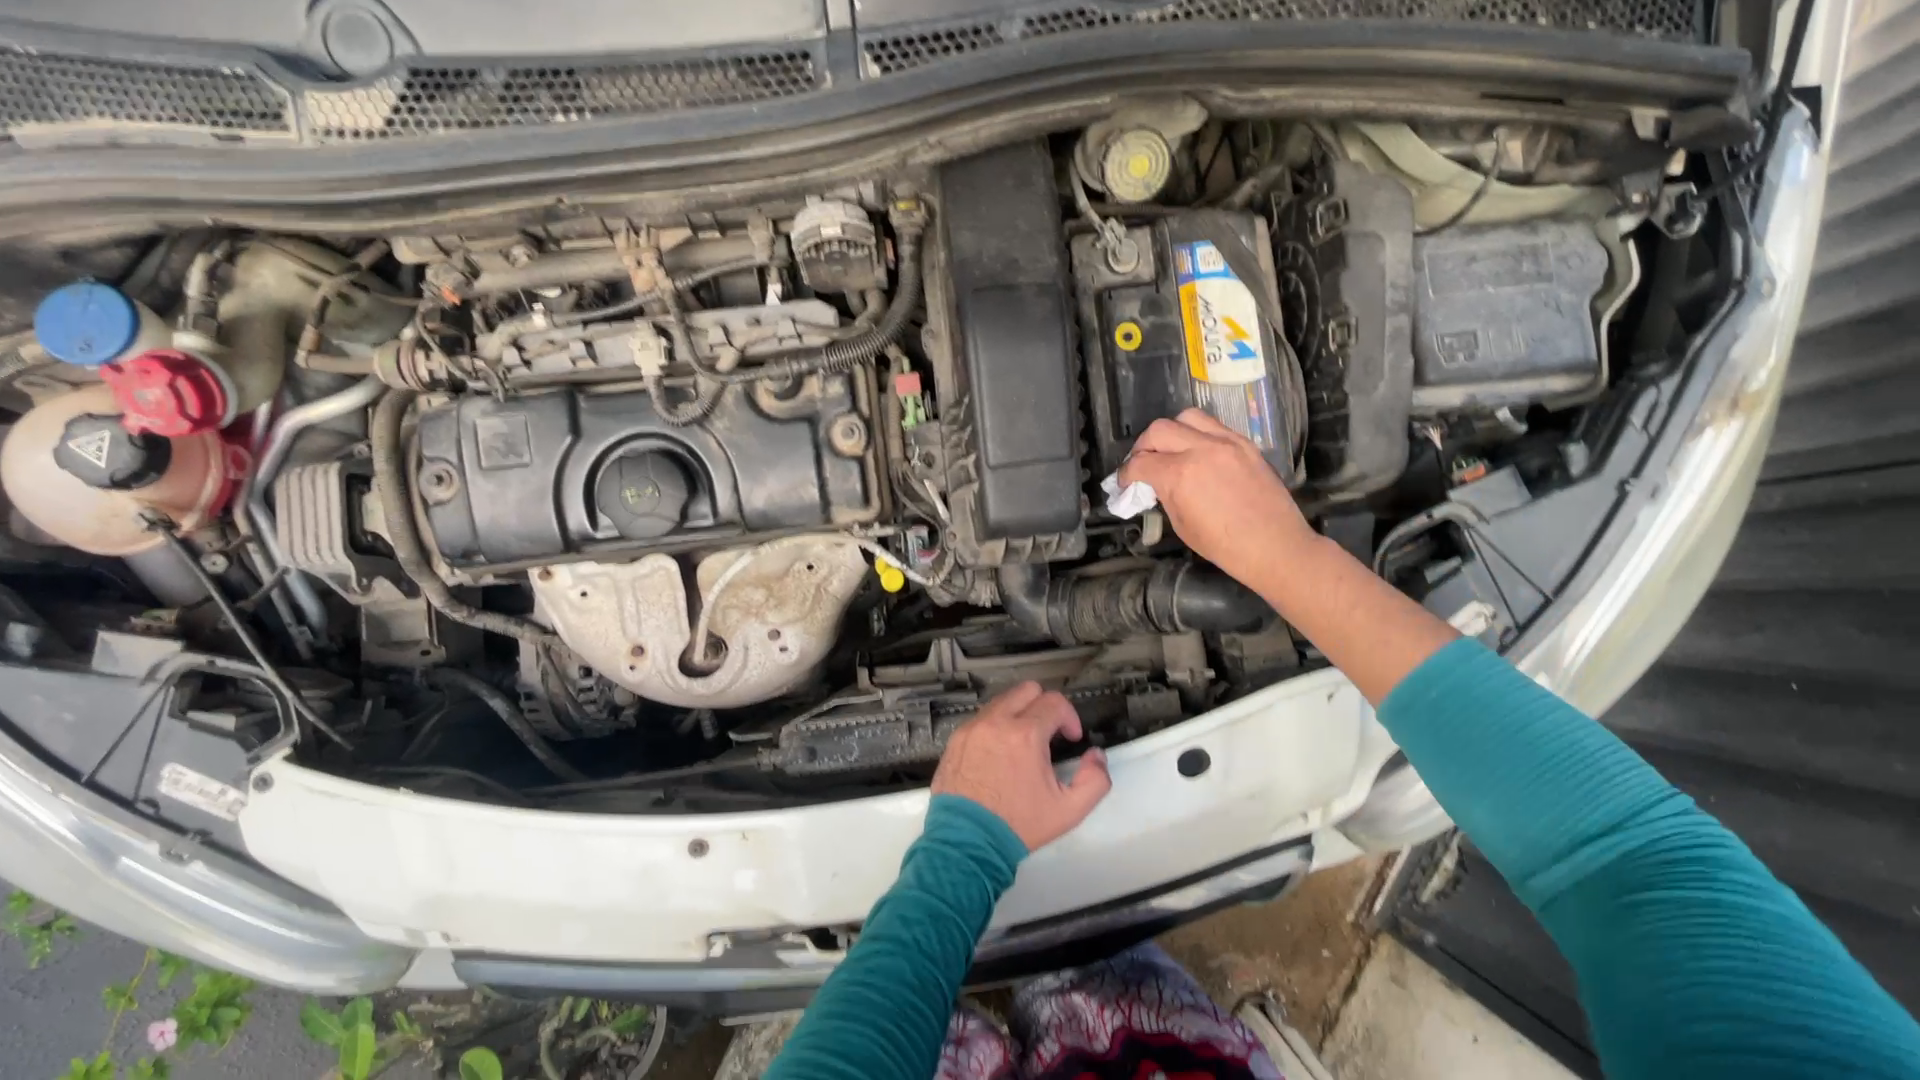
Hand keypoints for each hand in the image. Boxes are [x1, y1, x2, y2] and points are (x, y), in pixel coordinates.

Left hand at [932, 682, 1111, 851]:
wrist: (966, 842)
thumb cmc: (1018, 826)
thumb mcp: (1069, 810)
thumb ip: (1094, 780)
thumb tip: (1095, 756)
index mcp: (1025, 735)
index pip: (1054, 702)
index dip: (1069, 717)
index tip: (1071, 738)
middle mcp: (996, 722)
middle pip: (1027, 690)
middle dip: (1044, 706)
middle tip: (1049, 733)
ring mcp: (972, 729)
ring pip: (1002, 701)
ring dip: (1019, 714)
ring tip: (1024, 745)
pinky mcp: (956, 739)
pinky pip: (981, 719)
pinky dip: (996, 726)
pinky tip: (1000, 754)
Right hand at [1118, 408, 1315, 591]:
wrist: (1274, 545)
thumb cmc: (1224, 546)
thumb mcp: (1181, 524)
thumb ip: (1166, 495)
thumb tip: (1156, 484)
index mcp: (1180, 475)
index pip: (1140, 462)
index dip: (1125, 474)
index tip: (1124, 482)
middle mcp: (1201, 449)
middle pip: (1158, 430)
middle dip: (1143, 446)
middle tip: (1142, 463)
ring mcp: (1226, 442)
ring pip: (1187, 417)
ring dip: (1171, 431)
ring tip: (1171, 449)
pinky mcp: (1245, 443)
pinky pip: (1214, 426)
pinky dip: (1198, 434)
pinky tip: (1198, 452)